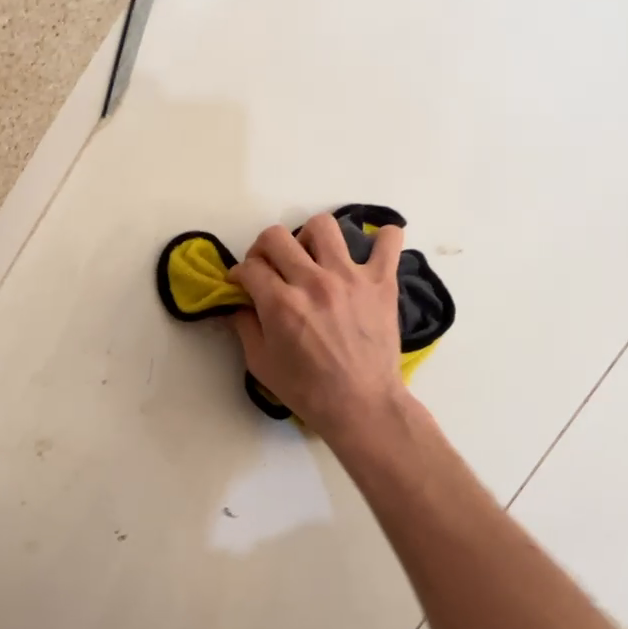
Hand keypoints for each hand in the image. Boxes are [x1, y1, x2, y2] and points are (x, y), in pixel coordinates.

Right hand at [226, 211, 411, 441]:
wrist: (359, 402)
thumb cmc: (305, 389)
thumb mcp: (260, 363)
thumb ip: (246, 327)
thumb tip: (240, 305)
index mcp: (280, 304)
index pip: (249, 268)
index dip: (238, 274)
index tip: (241, 283)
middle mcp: (312, 282)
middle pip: (277, 238)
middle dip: (263, 249)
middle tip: (268, 267)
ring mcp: (350, 276)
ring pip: (323, 226)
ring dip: (309, 237)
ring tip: (312, 257)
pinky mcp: (382, 280)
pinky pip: (389, 238)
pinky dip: (379, 239)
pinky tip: (368, 255)